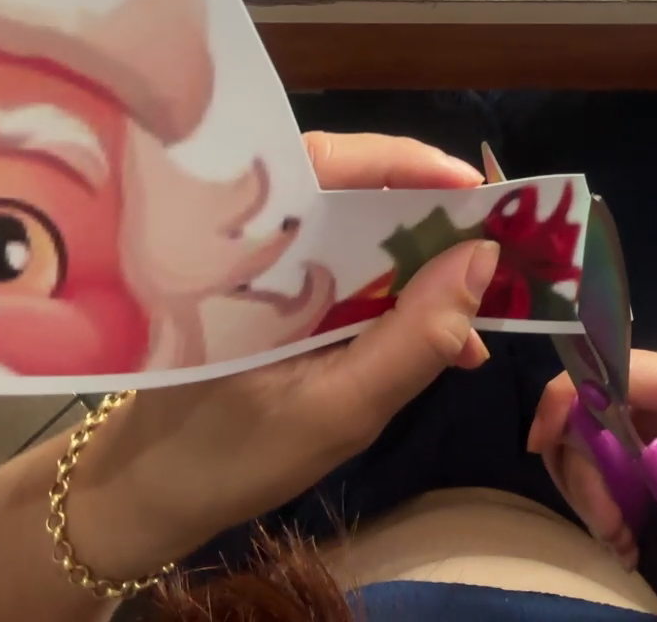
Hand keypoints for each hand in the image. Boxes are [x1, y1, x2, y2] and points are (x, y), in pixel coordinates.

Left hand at [62, 132, 494, 580]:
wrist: (158, 493)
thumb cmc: (235, 454)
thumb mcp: (341, 406)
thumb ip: (414, 337)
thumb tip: (485, 259)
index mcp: (254, 244)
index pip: (331, 164)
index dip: (406, 163)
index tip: (475, 187)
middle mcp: (264, 234)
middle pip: (354, 189)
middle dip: (430, 207)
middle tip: (498, 233)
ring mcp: (277, 260)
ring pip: (361, 230)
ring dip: (424, 256)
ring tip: (483, 294)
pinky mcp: (289, 288)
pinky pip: (355, 270)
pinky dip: (402, 292)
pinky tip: (445, 332)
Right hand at [528, 347, 656, 621]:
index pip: (618, 368)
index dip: (569, 395)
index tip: (542, 451)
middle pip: (595, 393)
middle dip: (585, 466)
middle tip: (612, 534)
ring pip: (591, 412)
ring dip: (590, 479)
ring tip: (622, 538)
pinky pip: (603, 427)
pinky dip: (600, 479)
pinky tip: (627, 525)